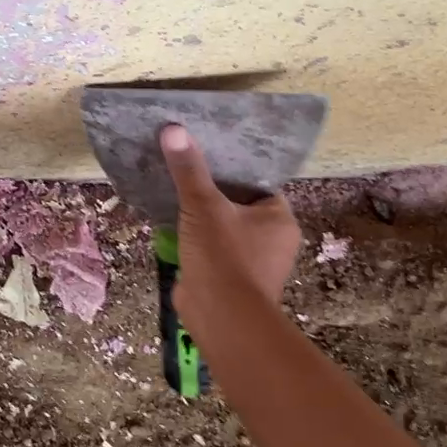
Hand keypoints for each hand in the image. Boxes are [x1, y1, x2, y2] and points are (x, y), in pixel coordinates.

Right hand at [160, 124, 300, 332]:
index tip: (203, 152)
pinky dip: (191, 234)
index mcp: (279, 219)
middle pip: (236, 203)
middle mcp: (272, 239)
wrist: (222, 317)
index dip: (231, 167)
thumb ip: (188, 169)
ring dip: (198, 213)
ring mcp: (250, 260)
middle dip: (210, 189)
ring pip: (221, 224)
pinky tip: (168, 220)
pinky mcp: (227, 275)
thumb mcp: (203, 205)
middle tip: (181, 165)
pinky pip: (209, 244)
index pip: (256, 184)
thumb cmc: (224, 256)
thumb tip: (173, 129)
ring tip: (169, 187)